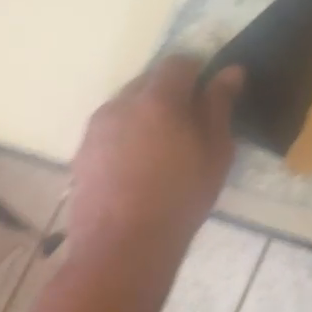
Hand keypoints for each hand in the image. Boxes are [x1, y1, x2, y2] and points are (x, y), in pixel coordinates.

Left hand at [68, 56, 243, 254]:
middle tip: (189, 124)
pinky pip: (111, 129)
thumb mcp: (216, 150)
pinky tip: (139, 166)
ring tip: (162, 148)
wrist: (121, 249)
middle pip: (150, 80)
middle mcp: (122, 103)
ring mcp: (97, 129)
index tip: (209, 97)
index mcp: (159, 98)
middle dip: (170, 92)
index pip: (179, 62)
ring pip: (128, 105)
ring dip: (146, 114)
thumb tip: (230, 71)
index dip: (197, 73)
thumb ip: (219, 105)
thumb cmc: (181, 197)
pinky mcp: (81, 153)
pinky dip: (127, 135)